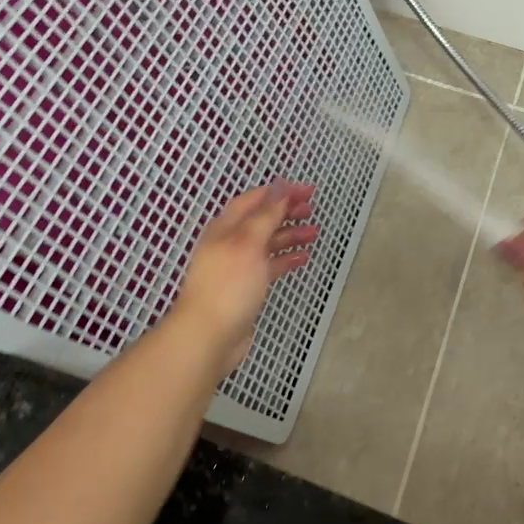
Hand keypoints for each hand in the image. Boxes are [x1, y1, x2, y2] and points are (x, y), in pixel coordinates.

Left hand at [171, 177, 319, 374]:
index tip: (307, 190)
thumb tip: (279, 186)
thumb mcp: (248, 243)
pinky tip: (303, 257)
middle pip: (262, 219)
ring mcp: (238, 266)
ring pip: (268, 242)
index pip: (255, 199)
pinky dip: (286, 259)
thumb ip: (266, 215)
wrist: (208, 337)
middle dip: (286, 211)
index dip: (280, 192)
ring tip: (314, 232)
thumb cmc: (228, 285)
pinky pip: (269, 266)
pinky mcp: (246, 288)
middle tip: (312, 209)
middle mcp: (230, 242)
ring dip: (290, 234)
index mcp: (226, 227)